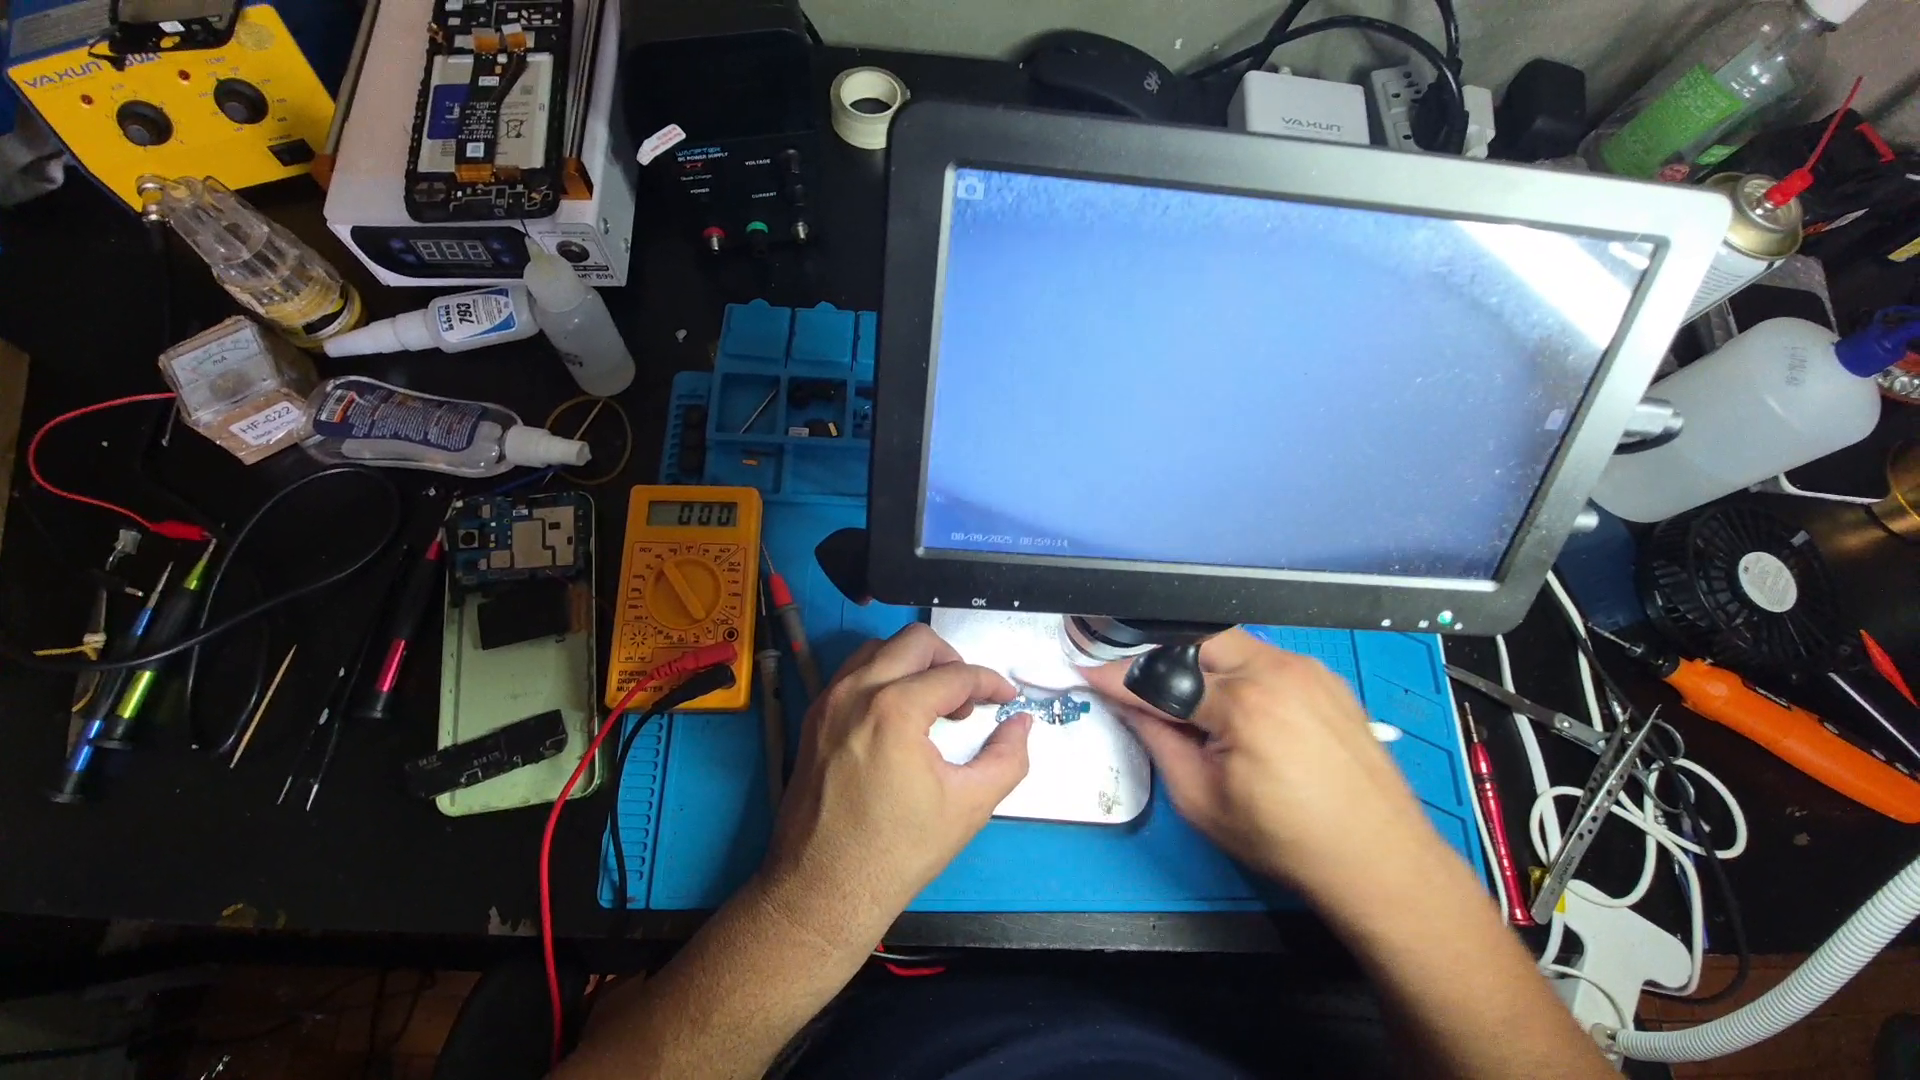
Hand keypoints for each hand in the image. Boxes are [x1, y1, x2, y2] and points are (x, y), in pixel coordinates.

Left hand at [754, 624, 1032, 951]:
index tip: (1006, 697)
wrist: (822, 890)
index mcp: (894, 709)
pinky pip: (852, 674)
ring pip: (878, 649)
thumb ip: (1007, 757)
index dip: (990, 682)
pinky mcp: (812, 719)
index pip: (956, 675)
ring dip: (914, 664)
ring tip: (935, 704)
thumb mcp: (969, 806)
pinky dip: (882, 677)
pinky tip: (899, 716)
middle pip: (914, 642)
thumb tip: (1020, 724)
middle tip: (969, 697)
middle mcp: (855, 692)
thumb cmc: (898, 851)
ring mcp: (827, 702)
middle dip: (951, 660)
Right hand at [1084, 629, 1443, 906]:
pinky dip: (1235, 670)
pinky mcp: (1324, 677)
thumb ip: (1157, 741)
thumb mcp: (1202, 799)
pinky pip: (1263, 656)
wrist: (1376, 857)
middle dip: (1158, 652)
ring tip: (1185, 698)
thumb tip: (1125, 705)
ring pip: (1230, 642)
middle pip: (1196, 636)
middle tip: (1135, 678)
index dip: (1117, 675)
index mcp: (1243, 706)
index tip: (1089, 672)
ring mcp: (1306, 670)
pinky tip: (1229, 703)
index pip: (1161, 677)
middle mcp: (1277, 673)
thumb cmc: (1287, 840)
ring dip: (1197, 660)